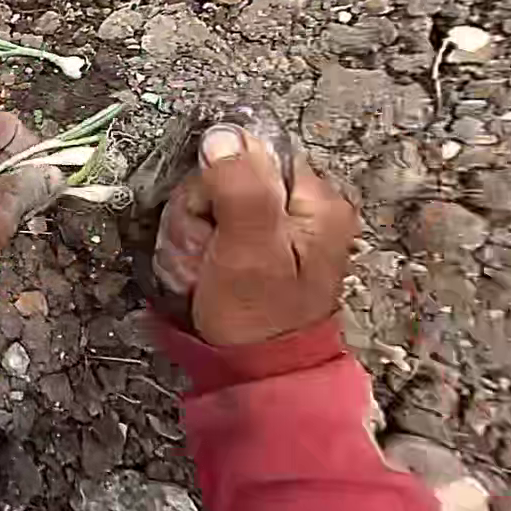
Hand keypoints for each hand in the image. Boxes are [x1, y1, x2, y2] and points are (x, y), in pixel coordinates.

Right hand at [152, 126, 358, 346]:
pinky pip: (209, 225)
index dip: (221, 178)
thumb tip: (222, 136)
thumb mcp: (250, 248)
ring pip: (210, 201)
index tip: (213, 213)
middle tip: (208, 249)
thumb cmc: (258, 317)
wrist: (253, 375)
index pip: (253, 152)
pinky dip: (196, 245)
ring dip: (194, 231)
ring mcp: (274, 230)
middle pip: (227, 176)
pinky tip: (202, 269)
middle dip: (202, 210)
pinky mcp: (251, 246)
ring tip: (204, 265)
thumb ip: (240, 187)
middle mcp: (299, 210)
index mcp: (316, 202)